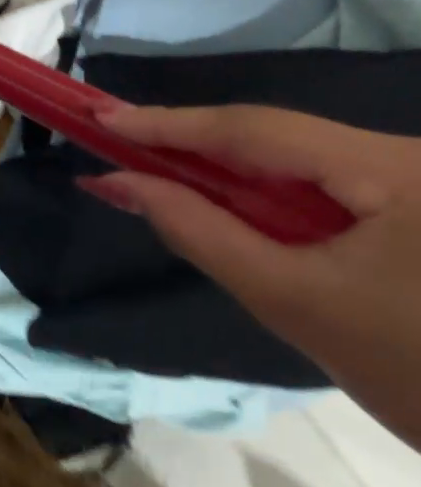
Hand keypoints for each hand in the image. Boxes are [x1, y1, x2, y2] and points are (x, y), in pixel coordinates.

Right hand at [86, 106, 420, 450]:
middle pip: (284, 139)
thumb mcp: (286, 298)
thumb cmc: (411, 369)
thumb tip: (112, 179)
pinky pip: (337, 181)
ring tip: (162, 176)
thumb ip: (193, 227)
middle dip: (197, 147)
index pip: (259, 129)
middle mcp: (420, 158)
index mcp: (401, 171)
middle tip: (117, 144)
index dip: (171, 122)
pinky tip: (237, 203)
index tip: (98, 116)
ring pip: (307, 159)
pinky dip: (276, 190)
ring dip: (233, 172)